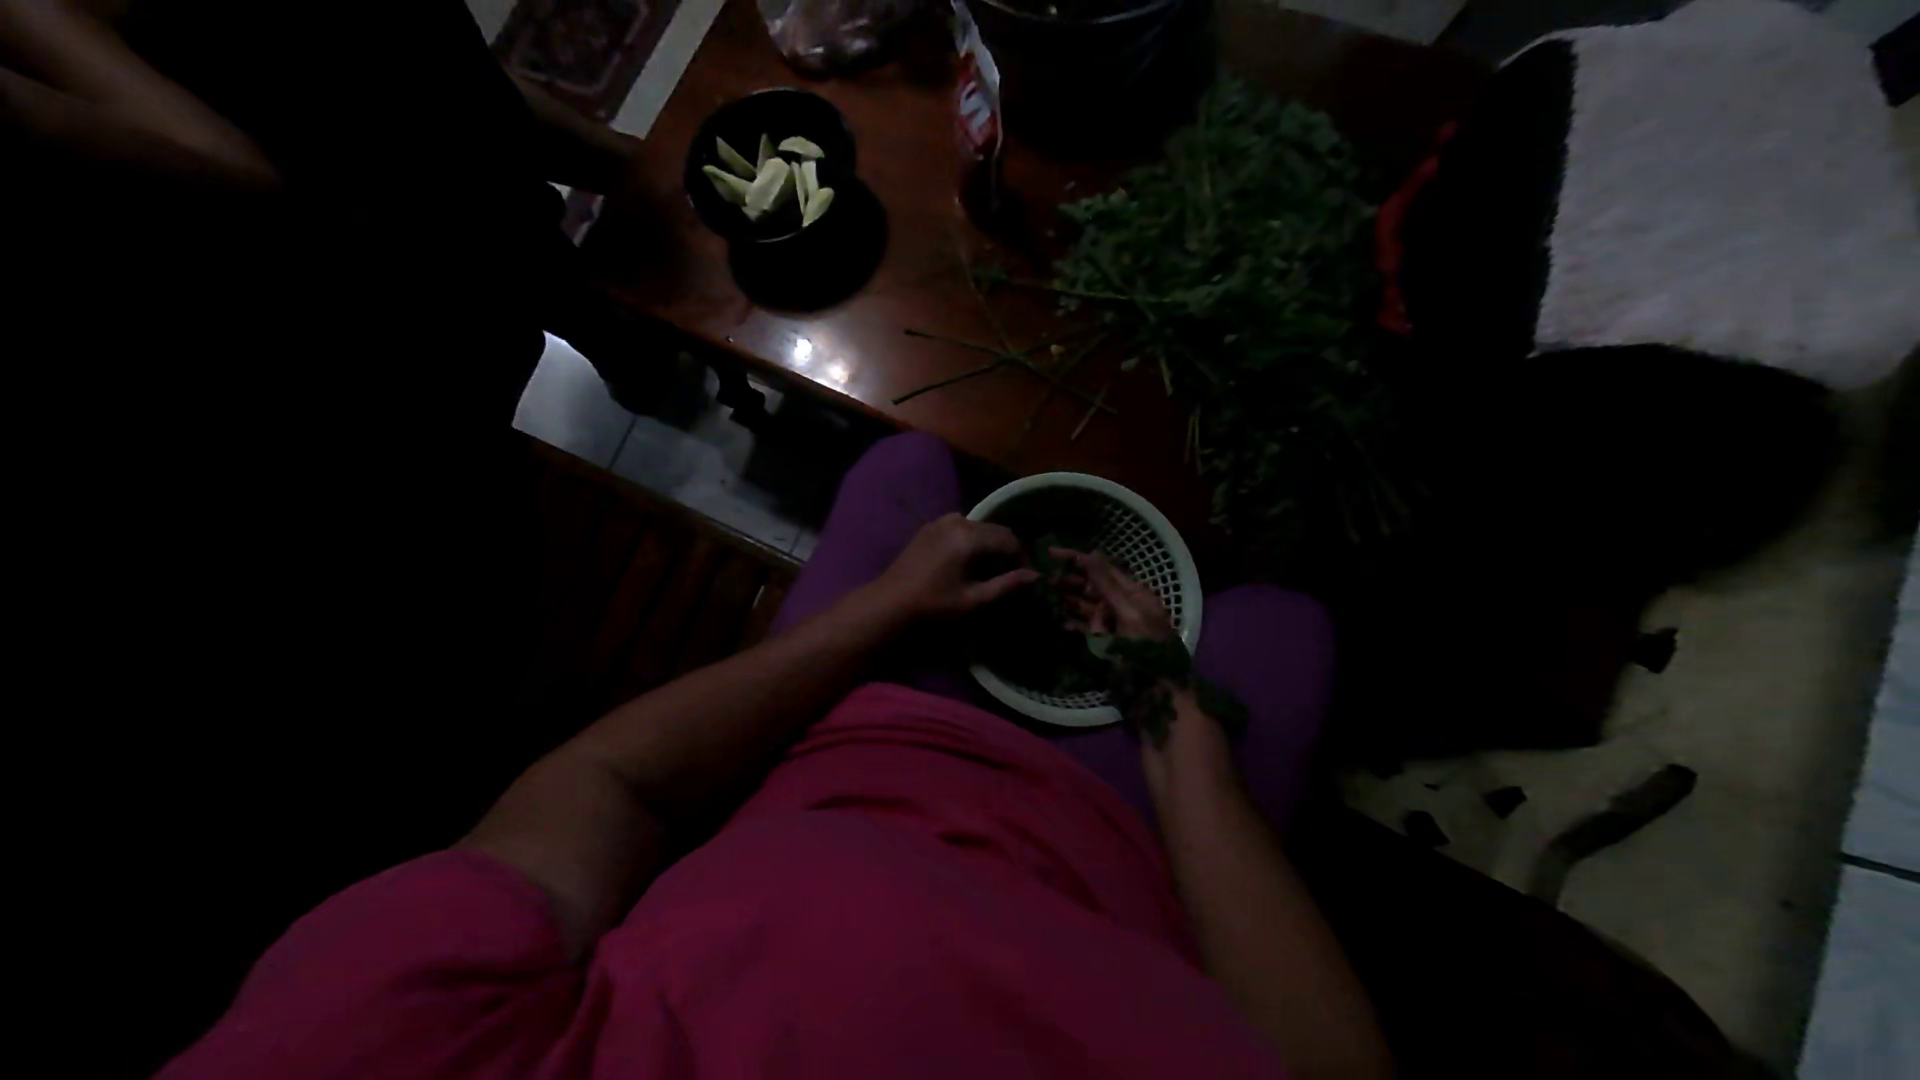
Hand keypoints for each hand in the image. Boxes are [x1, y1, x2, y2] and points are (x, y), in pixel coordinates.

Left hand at [868, 514, 1039, 621]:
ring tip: (991, 569)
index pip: (1010, 540)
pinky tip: (970, 561)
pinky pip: (963, 527)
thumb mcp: (974, 599)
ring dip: (991, 545)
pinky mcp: (931, 526)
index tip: (1026, 577)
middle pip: (996, 530)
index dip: (1023, 558)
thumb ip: (1007, 585)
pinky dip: (973, 540)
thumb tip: (1036, 576)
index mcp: (970, 537)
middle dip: (1008, 550)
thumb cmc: (934, 604)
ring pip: (980, 527)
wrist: (891, 600)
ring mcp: (942, 520)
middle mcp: (958, 520)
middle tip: (1012, 574)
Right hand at [1050, 549, 1174, 641]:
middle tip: (1038, 576)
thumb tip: (1091, 553)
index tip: (1050, 553)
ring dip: (1062, 599)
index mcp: (1130, 591)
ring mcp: (1108, 623)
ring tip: (1039, 593)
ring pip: (1081, 605)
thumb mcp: (1129, 610)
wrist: (1157, 686)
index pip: (1100, 567)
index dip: (1076, 559)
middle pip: (1087, 586)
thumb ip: (1107, 584)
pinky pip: (1080, 627)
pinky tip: (1051, 618)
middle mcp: (1117, 603)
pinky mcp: (1100, 642)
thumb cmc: (1148, 643)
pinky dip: (1067, 622)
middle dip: (1065, 580)